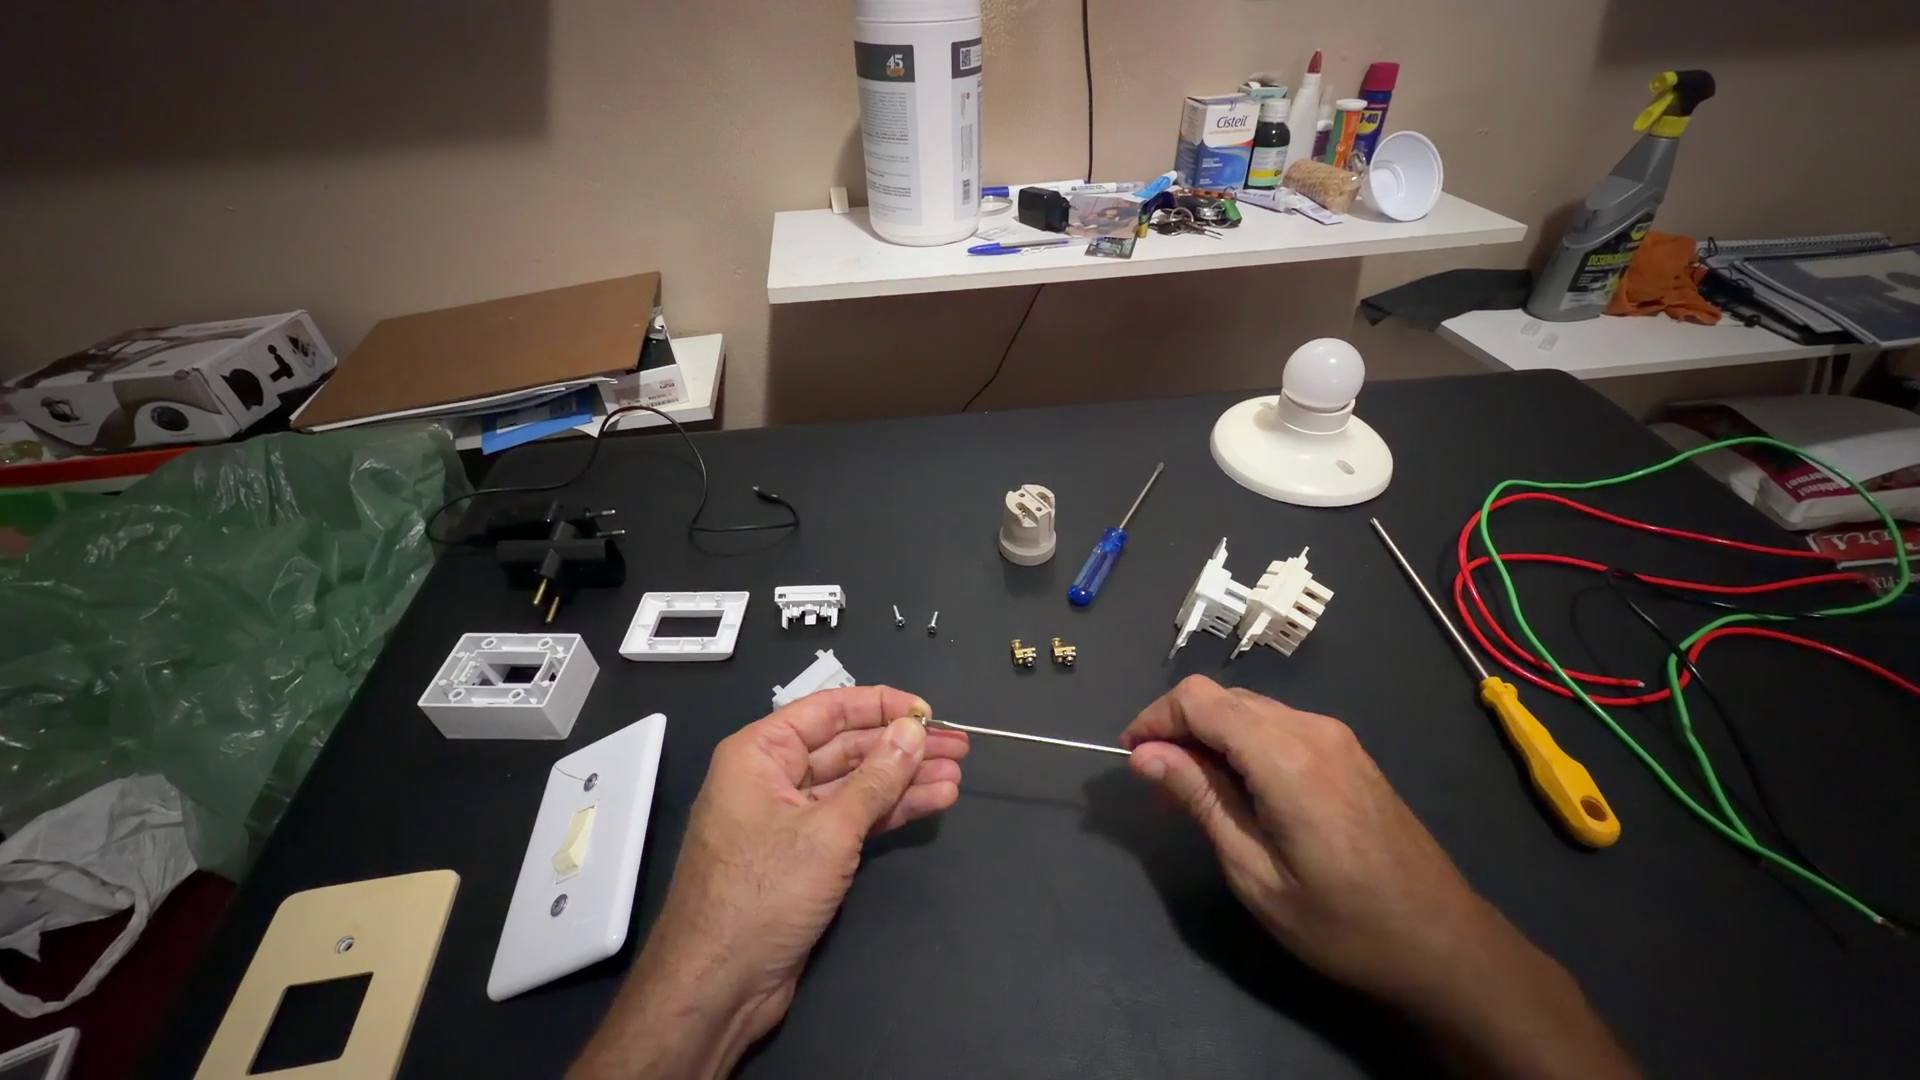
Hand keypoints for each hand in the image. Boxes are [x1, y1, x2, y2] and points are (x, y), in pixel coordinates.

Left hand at [570, 687, 968, 1079]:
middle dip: (903, 747)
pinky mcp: (808, 854)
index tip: (928, 710)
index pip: (829, 710)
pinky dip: (892, 810)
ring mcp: (792, 817)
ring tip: (956, 773)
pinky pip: (855, 817)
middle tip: (958, 744)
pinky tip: (933, 801)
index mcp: (760, 752)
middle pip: (849, 746)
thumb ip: (877, 778)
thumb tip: (913, 730)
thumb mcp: (828, 831)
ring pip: (858, 784)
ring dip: (906, 779)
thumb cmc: (762, 894)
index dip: (882, 705)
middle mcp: (774, 776)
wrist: (719, 987)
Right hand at [1122, 676, 1636, 1079]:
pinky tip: (1239, 789)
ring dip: (1209, 736)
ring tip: (1192, 792)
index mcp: (1287, 757)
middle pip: (1222, 697)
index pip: (1199, 701)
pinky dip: (1242, 743)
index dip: (1154, 719)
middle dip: (1178, 728)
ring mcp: (1336, 736)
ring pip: (1248, 708)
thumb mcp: (1255, 872)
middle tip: (1158, 785)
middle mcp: (1312, 729)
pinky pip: (1277, 725)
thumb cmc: (1343, 923)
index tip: (1131, 758)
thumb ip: (1200, 800)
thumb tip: (1144, 754)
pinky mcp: (1347, 751)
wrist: (1447, 946)